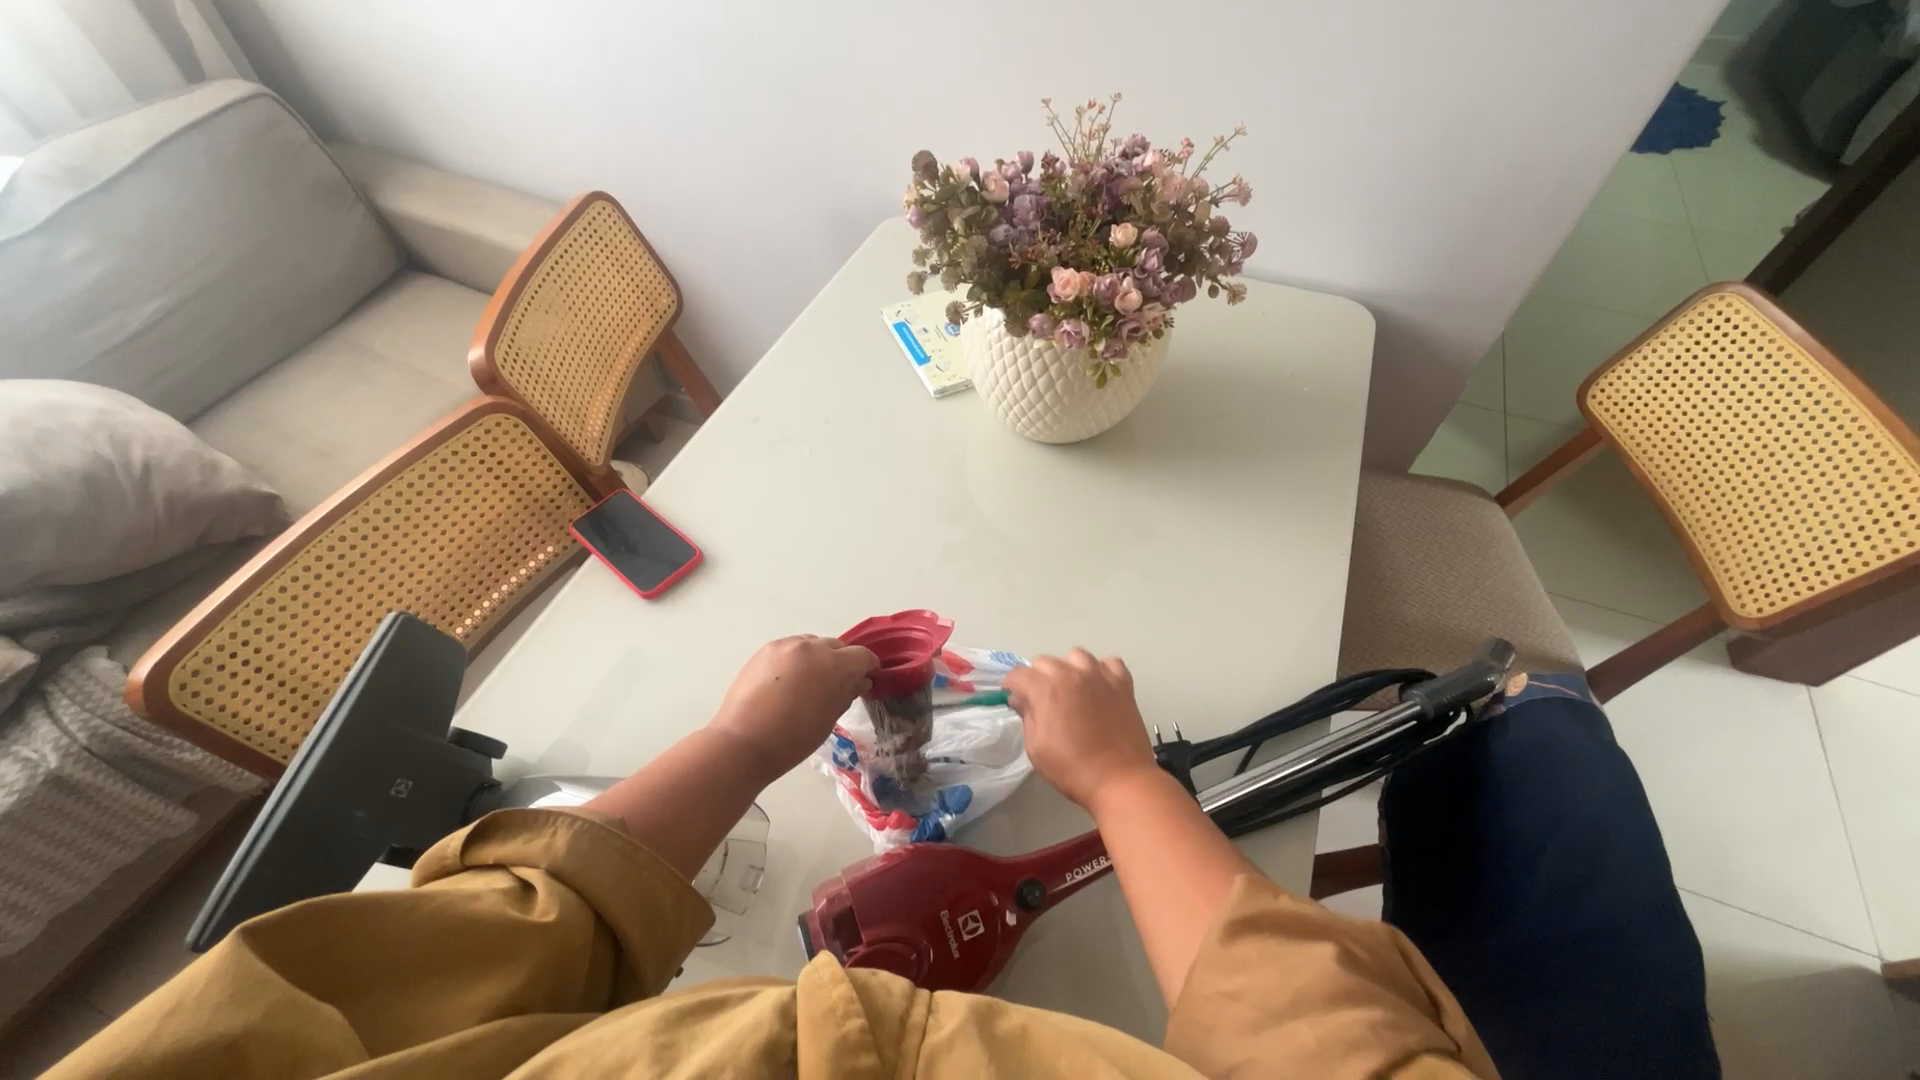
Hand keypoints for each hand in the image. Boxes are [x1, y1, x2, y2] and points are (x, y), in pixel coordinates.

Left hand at [707, 635, 877, 781]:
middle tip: (840, 684)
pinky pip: (791, 648)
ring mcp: (783, 646)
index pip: (861, 656)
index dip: (869, 667)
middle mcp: (809, 647)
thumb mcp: (828, 719)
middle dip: (844, 661)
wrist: (742, 743)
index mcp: (831, 664)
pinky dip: (798, 659)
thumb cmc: (792, 739)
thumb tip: (860, 680)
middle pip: (837, 646)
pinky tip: (791, 681)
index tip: (867, 680)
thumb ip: (847, 693)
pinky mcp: (764, 651)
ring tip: (812, 681)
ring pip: (813, 644)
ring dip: (820, 657)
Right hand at [1004, 648, 1161, 812]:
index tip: (1015, 699)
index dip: (1012, 686)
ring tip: (1071, 691)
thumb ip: (1026, 717)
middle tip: (1043, 702)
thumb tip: (1020, 699)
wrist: (1120, 780)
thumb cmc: (1072, 768)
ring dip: (1068, 669)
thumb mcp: (1036, 748)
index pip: (1019, 674)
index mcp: (1046, 689)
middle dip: (1037, 678)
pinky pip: (1109, 663)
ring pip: (1076, 656)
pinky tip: (1099, 688)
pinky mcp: (1123, 683)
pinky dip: (1101, 671)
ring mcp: (1100, 676)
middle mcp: (1072, 674)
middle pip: (1044, 662)